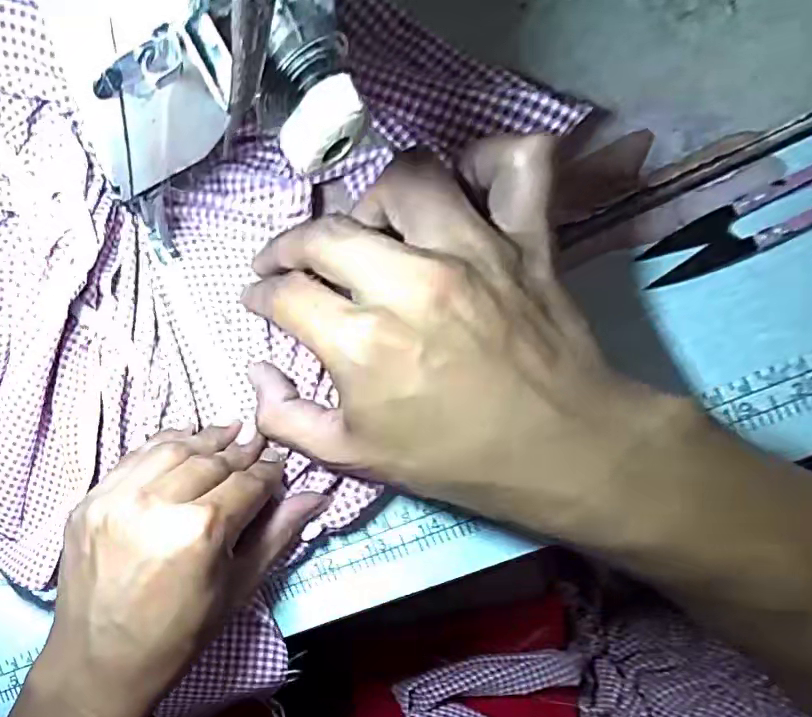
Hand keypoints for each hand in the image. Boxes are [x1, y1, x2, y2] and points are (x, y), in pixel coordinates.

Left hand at [19, 425, 325, 716]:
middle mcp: (156, 503)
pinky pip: (132, 459)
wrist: (101, 662)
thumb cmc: (179, 637)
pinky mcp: (88, 500)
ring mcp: (115, 498)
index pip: (247, 483)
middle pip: (210, 460)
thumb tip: (317, 497)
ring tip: (225, 435)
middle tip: (256, 449)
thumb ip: (277, 536)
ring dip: (202, 440)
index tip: (279, 468)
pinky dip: (160, 447)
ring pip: (170, 448)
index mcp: (200, 531)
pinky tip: (181, 444)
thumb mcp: (237, 589)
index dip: (269, 473)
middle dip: (239, 453)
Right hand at [241, 137, 709, 545]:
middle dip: (288, 246)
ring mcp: (474, 251)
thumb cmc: (448, 459)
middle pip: (327, 233)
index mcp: (362, 343)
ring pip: (406, 180)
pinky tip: (460, 187)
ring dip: (371, 202)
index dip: (259, 294)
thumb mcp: (351, 457)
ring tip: (368, 232)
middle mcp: (410, 283)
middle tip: (286, 263)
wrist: (554, 452)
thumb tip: (256, 373)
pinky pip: (516, 164)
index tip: (258, 298)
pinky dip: (486, 160)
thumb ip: (286, 419)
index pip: (287, 293)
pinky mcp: (528, 239)